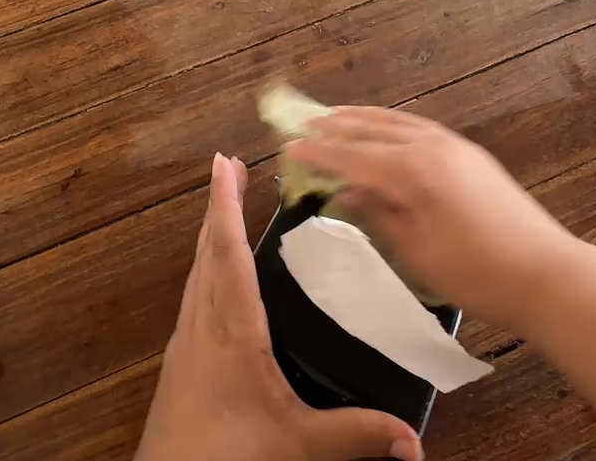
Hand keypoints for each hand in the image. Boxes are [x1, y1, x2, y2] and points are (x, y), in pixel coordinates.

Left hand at [134, 154, 423, 460]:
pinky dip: (205, 262)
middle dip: (218, 204)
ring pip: (196, 268)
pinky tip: (214, 270)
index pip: (228, 253)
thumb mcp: (296, 445)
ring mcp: (186, 338)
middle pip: (208, 248)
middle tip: (228, 165)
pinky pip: (194, 291)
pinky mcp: (181, 356)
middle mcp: (203, 322)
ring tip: (222, 203)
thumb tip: (414, 439)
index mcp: (231, 329)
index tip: (223, 164)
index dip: (226, 205)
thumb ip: (354, 435)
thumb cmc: (226, 456)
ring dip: (209, 230)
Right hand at [286, 107, 576, 332]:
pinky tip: (382, 128)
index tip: (289, 148)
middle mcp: (429, 146)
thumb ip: (376, 214)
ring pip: (395, 121)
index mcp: (411, 171)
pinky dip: (390, 123)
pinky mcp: (467, 152)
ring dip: (362, 118)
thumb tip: (346, 193)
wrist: (546, 274)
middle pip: (371, 129)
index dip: (318, 153)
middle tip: (304, 125)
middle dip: (335, 127)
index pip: (352, 157)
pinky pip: (416, 126)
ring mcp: (451, 144)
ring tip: (334, 116)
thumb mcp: (414, 252)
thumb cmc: (475, 273)